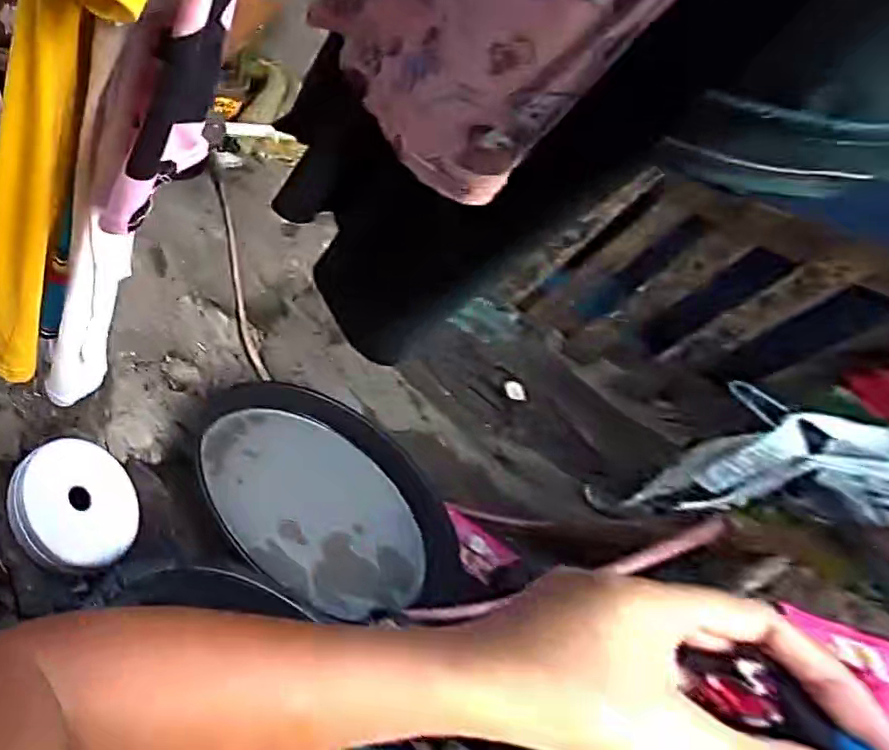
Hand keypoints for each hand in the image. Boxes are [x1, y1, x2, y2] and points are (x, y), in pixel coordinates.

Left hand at [451, 570, 888, 749]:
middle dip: (777, 679)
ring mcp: (573, 599)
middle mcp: (606, 587)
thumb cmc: (573, 702)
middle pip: (713, 621)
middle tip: (821, 735)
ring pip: (671, 633)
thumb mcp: (686, 738)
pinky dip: (675, 673)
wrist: (471, 683)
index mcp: (641, 598)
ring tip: (765, 731)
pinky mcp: (552, 620)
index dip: (823, 674)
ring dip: (726, 680)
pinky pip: (632, 640)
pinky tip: (689, 715)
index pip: (755, 617)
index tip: (865, 735)